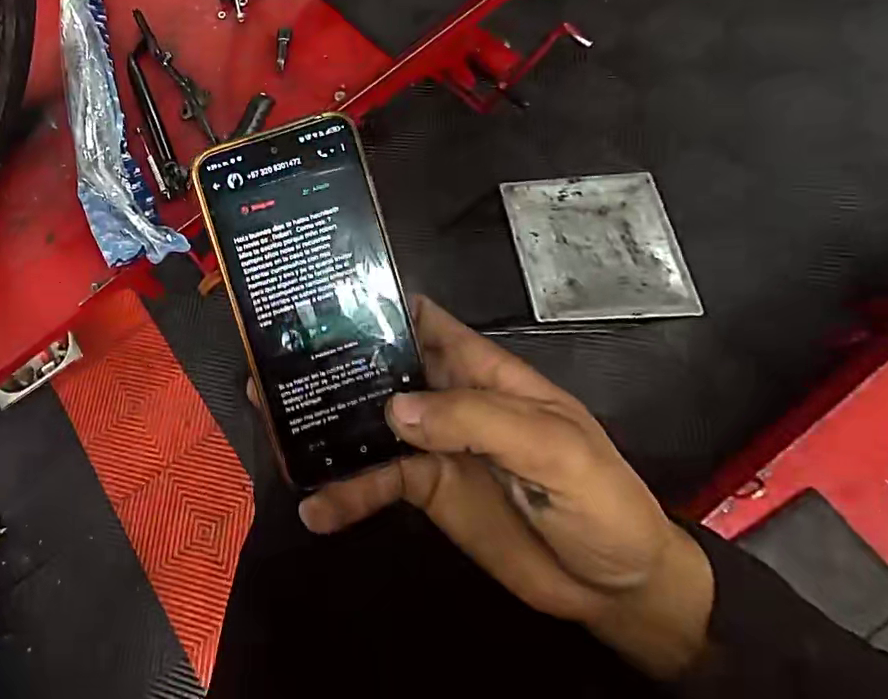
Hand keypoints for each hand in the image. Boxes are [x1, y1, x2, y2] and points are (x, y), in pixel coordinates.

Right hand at [292, 296, 713, 678]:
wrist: (615, 588)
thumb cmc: (599, 497)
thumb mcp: (552, 449)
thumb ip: (477, 420)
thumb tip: (396, 407)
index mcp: (477, 367)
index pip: (421, 319)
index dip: (376, 303)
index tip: (321, 299)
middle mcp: (444, 396)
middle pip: (380, 367)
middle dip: (332, 361)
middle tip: (274, 359)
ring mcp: (430, 442)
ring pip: (367, 423)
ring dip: (325, 424)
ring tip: (272, 423)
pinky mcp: (423, 489)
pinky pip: (374, 484)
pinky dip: (344, 493)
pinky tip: (314, 508)